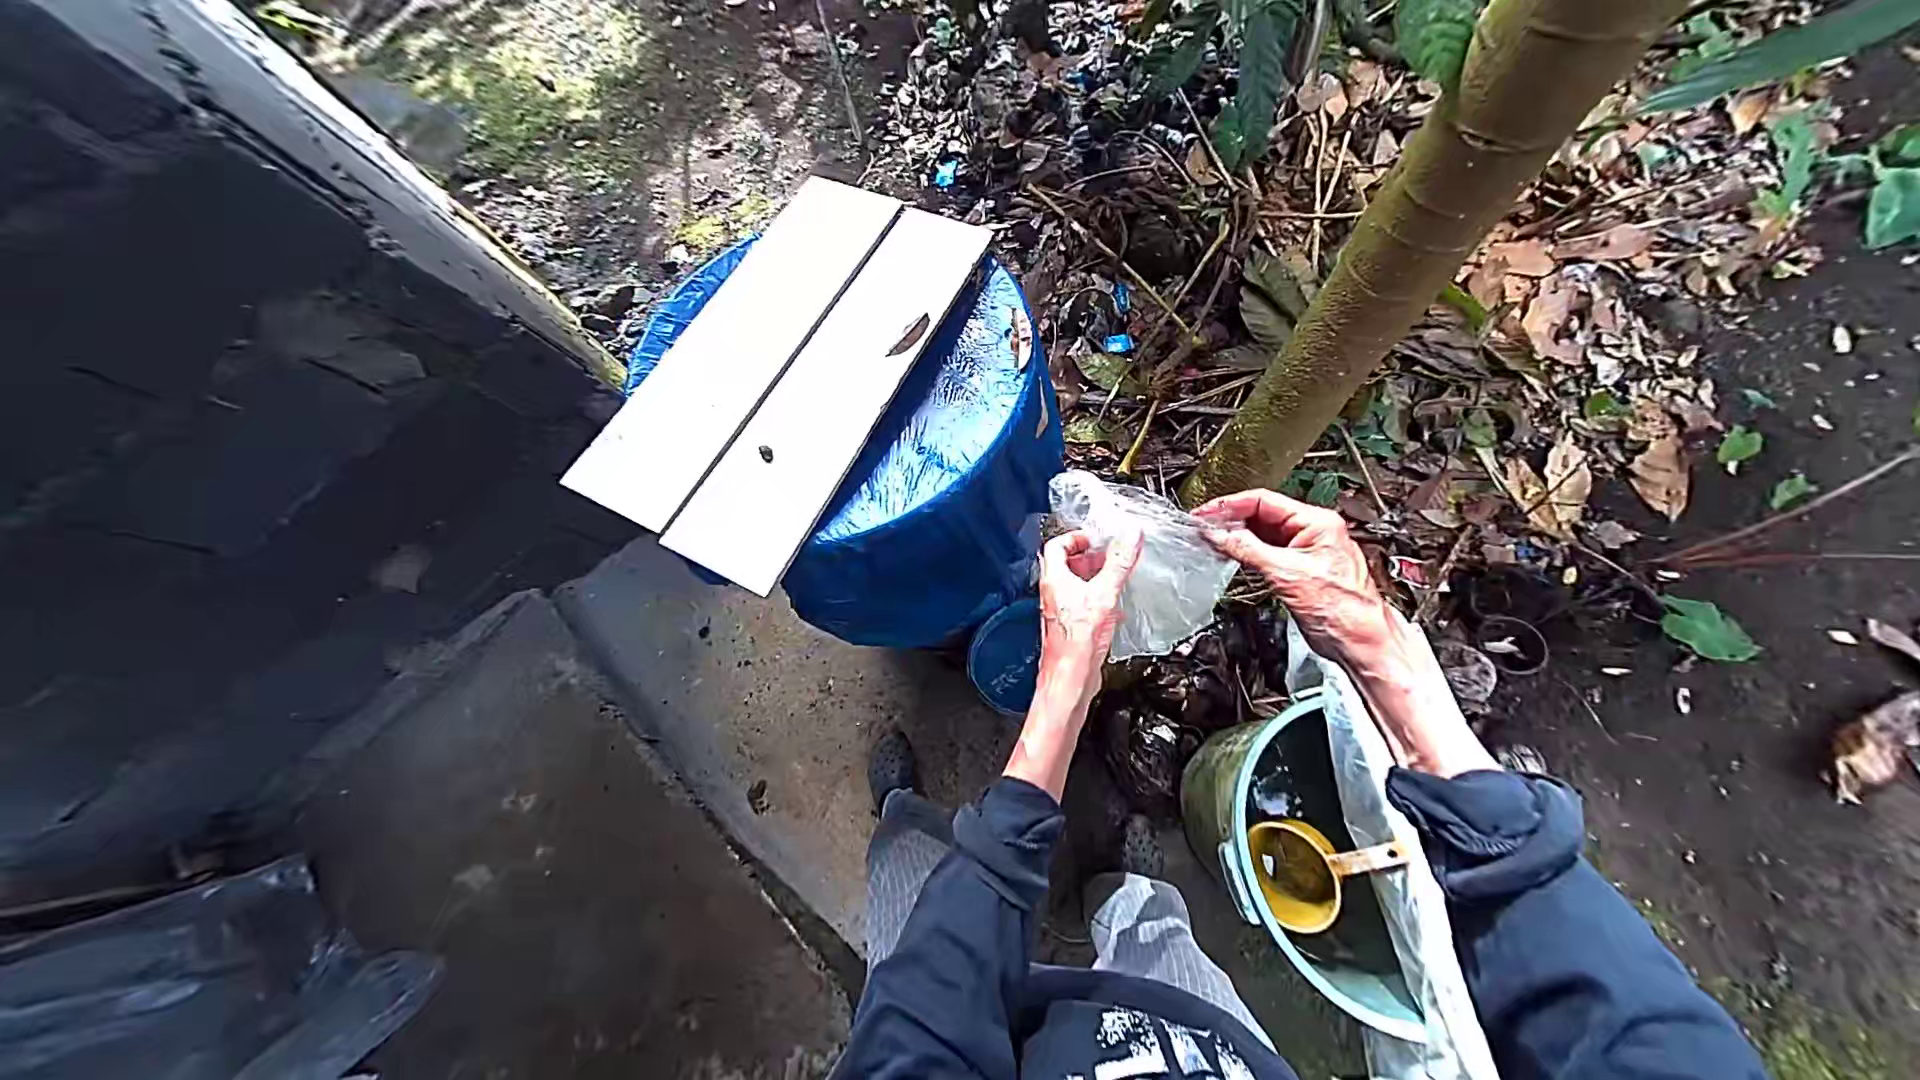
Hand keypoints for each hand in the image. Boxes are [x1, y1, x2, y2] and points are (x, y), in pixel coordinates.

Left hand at [1036, 529, 1143, 713]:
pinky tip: (1114, 608)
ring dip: (1094, 579)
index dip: (1075, 537)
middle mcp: (1053, 594)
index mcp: (1054, 580)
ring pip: (1075, 586)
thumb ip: (1118, 564)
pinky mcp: (1070, 627)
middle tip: (1108, 557)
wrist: (1069, 678)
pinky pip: (1082, 605)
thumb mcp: (1103, 594)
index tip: (1094, 538)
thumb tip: (1130, 536)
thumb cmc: (1075, 642)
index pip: (1056, 546)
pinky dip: (1097, 600)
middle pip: (1066, 565)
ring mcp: (1060, 611)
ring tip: (1114, 578)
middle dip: (1089, 558)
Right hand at [1193, 488, 1496, 777]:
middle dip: (1229, 520)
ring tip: (1211, 540)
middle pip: (1259, 514)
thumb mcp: (1286, 573)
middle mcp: (1311, 533)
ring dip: (1234, 536)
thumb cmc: (1343, 610)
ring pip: (1260, 533)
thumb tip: (1220, 534)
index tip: (1206, 515)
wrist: (1359, 642)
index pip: (1262, 501)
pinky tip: (1229, 554)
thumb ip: (1248, 549)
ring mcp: (1303, 551)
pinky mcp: (1294, 569)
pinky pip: (1263, 551)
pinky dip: (1243, 551)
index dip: (1229, 506)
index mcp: (1318, 523)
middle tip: (1203, 527)